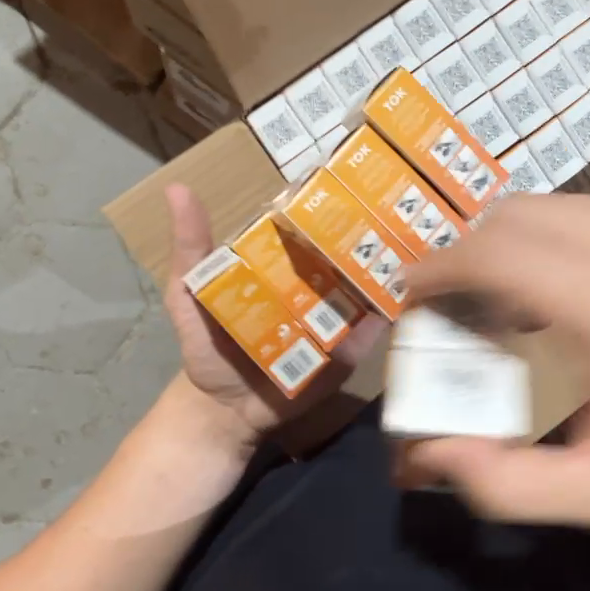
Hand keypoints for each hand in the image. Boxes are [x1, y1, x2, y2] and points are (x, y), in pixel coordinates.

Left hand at [161, 185, 386, 448]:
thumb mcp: (187, 293)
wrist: (224, 411)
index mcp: (280, 268)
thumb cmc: (206, 348)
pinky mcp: (346, 353)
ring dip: (390, 270)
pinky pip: (372, 331)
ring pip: (367, 289)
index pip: (309, 231)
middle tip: (397, 210)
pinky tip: (408, 295)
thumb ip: (190, 248)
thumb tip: (177, 187)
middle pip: (346, 257)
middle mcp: (312, 288)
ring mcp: (333, 320)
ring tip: (412, 247)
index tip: (353, 178)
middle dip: (370, 236)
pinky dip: (391, 314)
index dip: (329, 207)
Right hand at [404, 195, 589, 531]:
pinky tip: (559, 296)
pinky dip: (549, 239)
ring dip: (506, 244)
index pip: (497, 256)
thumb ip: (504, 484)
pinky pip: (588, 213)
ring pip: (549, 206)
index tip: (410, 297)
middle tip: (451, 310)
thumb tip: (424, 454)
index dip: (439, 270)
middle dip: (465, 254)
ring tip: (500, 305)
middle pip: (513, 216)